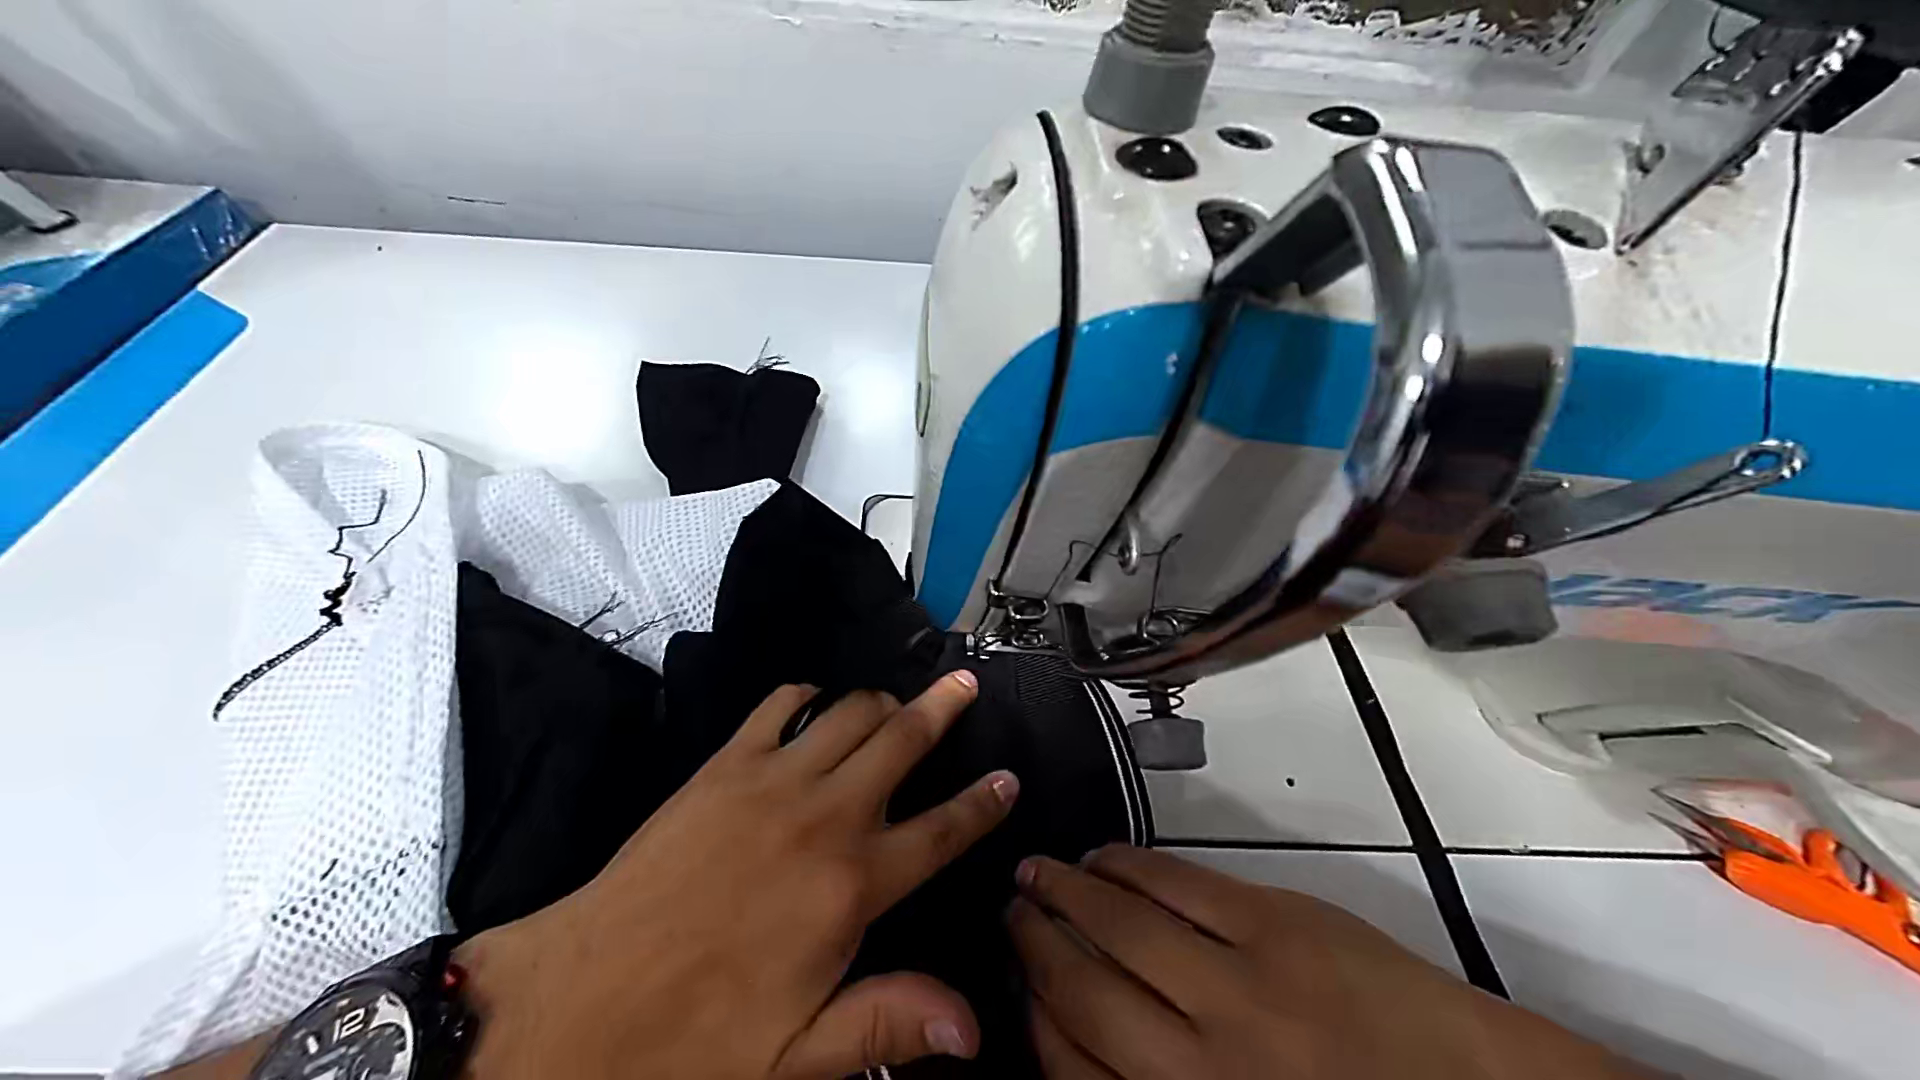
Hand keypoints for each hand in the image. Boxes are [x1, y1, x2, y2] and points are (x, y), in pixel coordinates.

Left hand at [456, 673, 1019, 1079]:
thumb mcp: (795, 1058)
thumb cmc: (691, 1040)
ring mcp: (772, 780)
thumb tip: (971, 1026)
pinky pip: (779, 705)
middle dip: (942, 708)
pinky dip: (807, 695)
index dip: (983, 803)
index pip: (941, 832)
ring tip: (896, 703)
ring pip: (849, 712)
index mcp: (851, 888)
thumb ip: (886, 1024)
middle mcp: (824, 818)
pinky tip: (814, 704)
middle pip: (901, 741)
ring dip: (881, 702)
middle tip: (964, 684)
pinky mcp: (723, 764)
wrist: (574, 1004)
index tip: (1008, 776)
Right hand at [1009, 846, 1657, 1079]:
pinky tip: (1101, 857)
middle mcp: (1201, 1061)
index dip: (1031, 1013)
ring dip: (1066, 891)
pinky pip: (1176, 884)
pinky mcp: (1274, 923)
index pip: (1072, 1065)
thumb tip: (1076, 1035)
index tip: (1013, 980)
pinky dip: (1127, 865)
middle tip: (1009, 909)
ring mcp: (1239, 982)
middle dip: (1033, 941)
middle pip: (1083, 985)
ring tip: (1034, 871)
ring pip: (1119, 923)